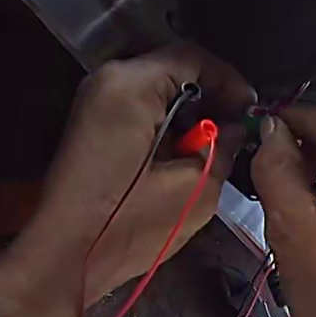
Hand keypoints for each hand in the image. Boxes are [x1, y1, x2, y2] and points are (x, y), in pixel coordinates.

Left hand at [0, 46, 252, 316]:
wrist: (64, 259)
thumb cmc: (127, 225)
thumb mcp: (192, 188)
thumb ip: (222, 148)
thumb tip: (237, 129)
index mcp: (132, 87)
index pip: (194, 57)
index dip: (231, 81)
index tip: (251, 112)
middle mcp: (109, 82)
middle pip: (174, 69)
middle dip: (212, 98)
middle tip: (237, 132)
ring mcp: (95, 102)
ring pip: (159, 90)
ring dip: (190, 114)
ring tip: (214, 148)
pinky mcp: (93, 125)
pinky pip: (141, 109)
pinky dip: (167, 124)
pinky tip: (183, 156)